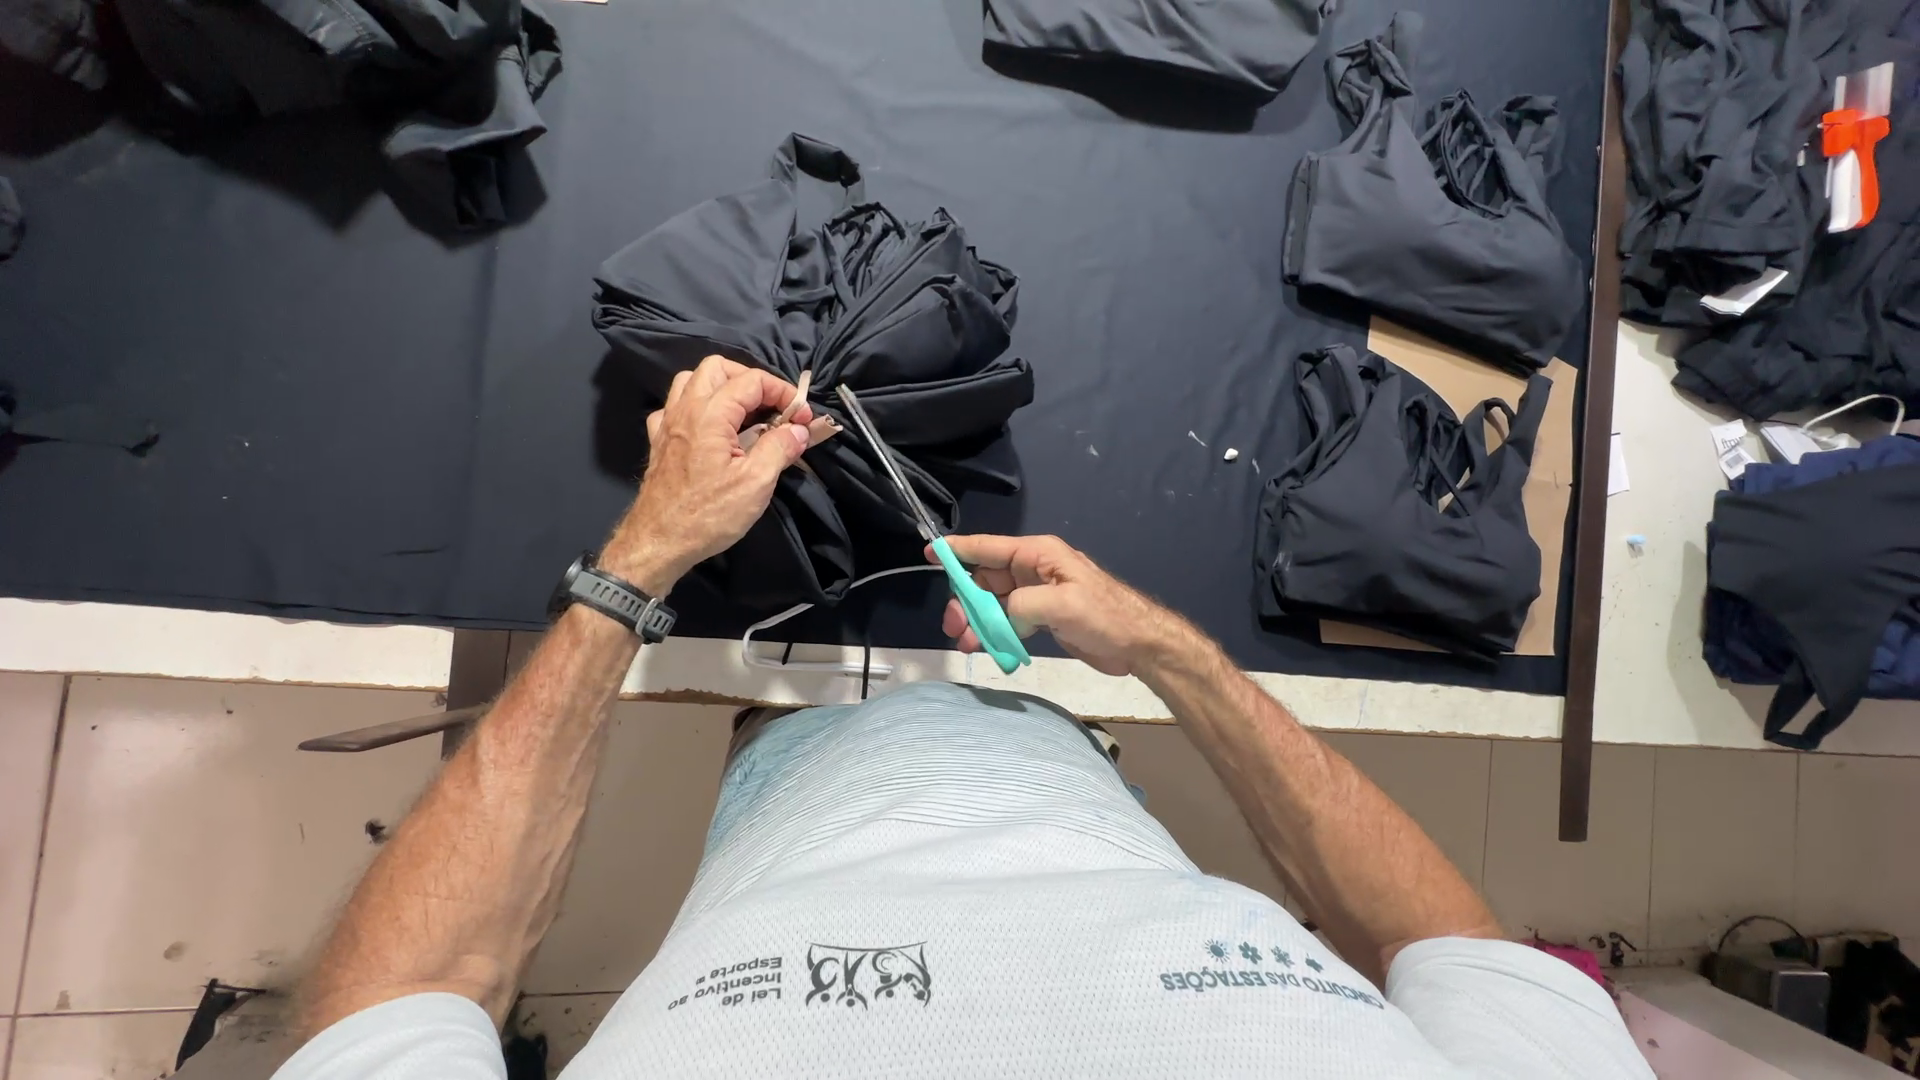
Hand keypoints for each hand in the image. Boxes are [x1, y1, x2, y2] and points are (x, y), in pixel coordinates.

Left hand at [603, 356, 812, 593]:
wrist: (659, 543)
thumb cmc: (709, 515)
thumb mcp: (756, 483)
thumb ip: (779, 448)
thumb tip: (799, 431)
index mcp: (710, 415)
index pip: (751, 381)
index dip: (783, 393)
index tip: (802, 418)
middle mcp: (684, 410)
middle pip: (717, 368)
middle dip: (752, 380)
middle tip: (774, 408)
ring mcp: (667, 424)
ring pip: (693, 382)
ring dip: (723, 388)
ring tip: (746, 415)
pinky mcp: (660, 442)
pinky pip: (676, 407)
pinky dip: (699, 408)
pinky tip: (712, 430)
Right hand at [934, 534, 1184, 675]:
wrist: (1138, 645)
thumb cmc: (1104, 616)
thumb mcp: (1061, 605)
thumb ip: (1022, 605)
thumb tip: (1001, 616)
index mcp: (1038, 555)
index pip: (989, 547)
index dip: (958, 550)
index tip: (930, 553)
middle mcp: (1034, 570)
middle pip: (985, 579)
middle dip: (964, 601)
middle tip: (954, 627)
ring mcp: (1037, 594)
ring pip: (993, 603)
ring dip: (977, 621)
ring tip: (967, 644)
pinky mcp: (1042, 617)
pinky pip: (1008, 620)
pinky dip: (995, 632)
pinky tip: (988, 647)